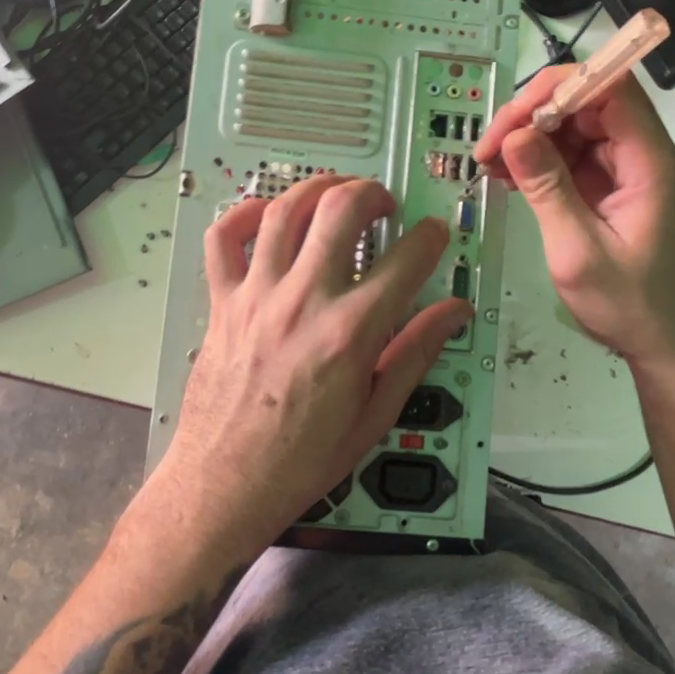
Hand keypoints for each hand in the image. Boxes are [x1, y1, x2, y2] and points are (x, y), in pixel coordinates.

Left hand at [150, 175, 471, 557]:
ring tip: (337, 194)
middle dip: (373, 193)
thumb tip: (452, 313)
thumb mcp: (374, 415)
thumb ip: (415, 353)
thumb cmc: (299, 460)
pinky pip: (222, 239)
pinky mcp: (222, 303)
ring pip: (285, 210)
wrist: (225, 484)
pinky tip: (266, 216)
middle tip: (384, 205)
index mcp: (348, 333)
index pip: (406, 259)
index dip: (430, 237)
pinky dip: (243, 214)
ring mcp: (256, 297)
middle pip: (341, 210)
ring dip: (317, 188)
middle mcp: (302, 303)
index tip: (433, 236)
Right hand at [472, 65, 674, 370]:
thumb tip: (514, 135)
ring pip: (573, 126)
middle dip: (533, 114)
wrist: (660, 342)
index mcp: (649, 162)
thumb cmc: (627, 303)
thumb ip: (547, 188)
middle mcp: (640, 154)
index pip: (611, 89)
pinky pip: (570, 154)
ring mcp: (624, 169)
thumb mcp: (578, 250)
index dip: (561, 88)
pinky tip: (505, 176)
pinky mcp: (608, 185)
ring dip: (528, 136)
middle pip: (587, 102)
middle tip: (488, 147)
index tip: (514, 117)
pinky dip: (536, 159)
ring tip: (487, 163)